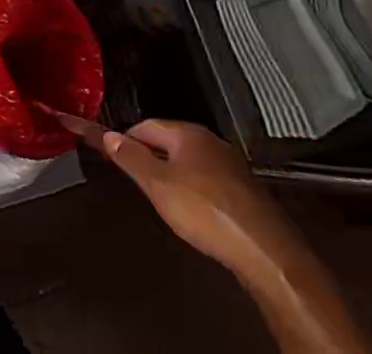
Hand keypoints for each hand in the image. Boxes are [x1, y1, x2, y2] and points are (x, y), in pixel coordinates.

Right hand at [100, 119, 296, 276]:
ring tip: (158, 196)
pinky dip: (192, 188)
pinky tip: (191, 210)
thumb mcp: (157, 185)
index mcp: (187, 133)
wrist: (262, 247)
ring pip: (188, 160)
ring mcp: (229, 163)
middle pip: (168, 141)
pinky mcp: (241, 187)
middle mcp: (209, 141)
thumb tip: (109, 135)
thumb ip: (131, 158)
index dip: (125, 138)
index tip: (111, 154)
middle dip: (148, 155)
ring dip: (170, 172)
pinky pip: (206, 178)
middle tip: (132, 177)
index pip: (146, 125)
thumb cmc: (204, 210)